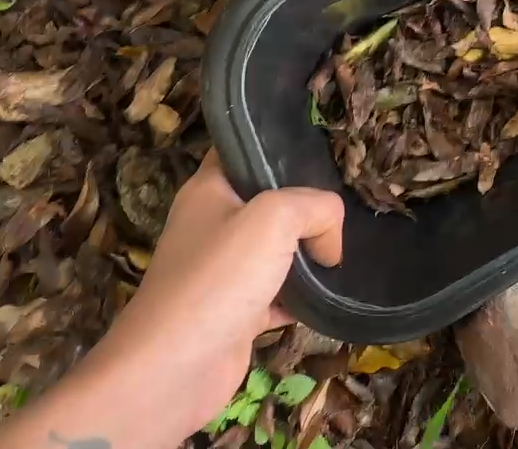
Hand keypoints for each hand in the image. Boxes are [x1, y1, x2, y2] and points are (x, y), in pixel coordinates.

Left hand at [70, 153, 342, 442]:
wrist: (172, 372)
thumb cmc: (217, 278)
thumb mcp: (276, 217)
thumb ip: (317, 207)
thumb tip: (330, 239)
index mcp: (210, 190)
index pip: (247, 150)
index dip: (281, 145)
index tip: (324, 147)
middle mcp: (213, 224)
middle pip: (271, 199)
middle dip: (308, 202)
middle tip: (345, 200)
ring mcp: (224, 270)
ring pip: (279, 246)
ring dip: (310, 250)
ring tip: (345, 245)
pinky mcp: (237, 310)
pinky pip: (281, 291)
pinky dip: (304, 293)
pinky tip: (330, 292)